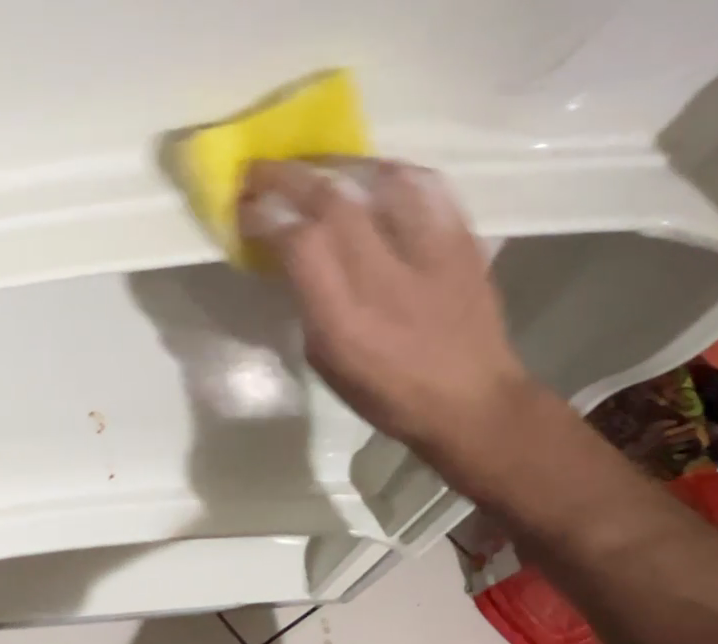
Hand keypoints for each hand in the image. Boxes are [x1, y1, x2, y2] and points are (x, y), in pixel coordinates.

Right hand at [237, 159, 547, 459]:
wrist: (471, 402)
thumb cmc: (386, 394)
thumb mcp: (327, 361)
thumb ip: (309, 303)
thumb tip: (292, 257)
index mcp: (343, 322)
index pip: (299, 245)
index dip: (265, 216)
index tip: (245, 206)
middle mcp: (384, 281)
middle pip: (333, 203)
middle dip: (290, 178)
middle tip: (264, 171)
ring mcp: (431, 256)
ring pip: (383, 183)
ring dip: (341, 166)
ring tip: (319, 166)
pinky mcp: (464, 242)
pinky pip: (429, 188)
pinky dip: (396, 173)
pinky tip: (378, 175)